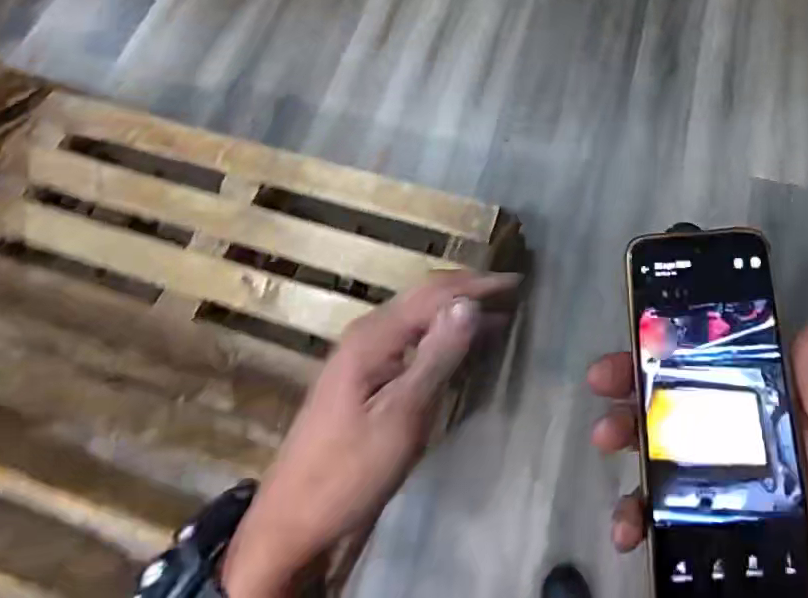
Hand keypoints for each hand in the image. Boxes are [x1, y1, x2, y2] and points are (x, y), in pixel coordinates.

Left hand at [221, 271, 519, 597]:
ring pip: (420, 317)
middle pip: (426, 297)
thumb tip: (470, 303)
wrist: (290, 523)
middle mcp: (368, 333)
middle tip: (513, 292)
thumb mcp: (401, 416)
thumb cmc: (349, 471)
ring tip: (500, 314)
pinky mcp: (365, 376)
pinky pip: (412, 339)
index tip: (517, 283)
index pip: (435, 293)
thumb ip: (437, 357)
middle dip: (470, 290)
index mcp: (374, 335)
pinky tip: (464, 346)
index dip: (478, 284)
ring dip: (458, 311)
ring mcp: (364, 354)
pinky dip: (443, 334)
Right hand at [589, 324, 807, 597]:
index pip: (709, 376)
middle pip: (668, 411)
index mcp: (761, 423)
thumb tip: (807, 329)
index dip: (671, 353)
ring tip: (607, 443)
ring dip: (621, 443)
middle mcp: (730, 454)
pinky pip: (653, 524)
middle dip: (629, 388)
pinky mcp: (696, 544)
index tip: (640, 338)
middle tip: (604, 383)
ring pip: (651, 461)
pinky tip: (628, 526)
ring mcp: (710, 500)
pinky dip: (630, 519)